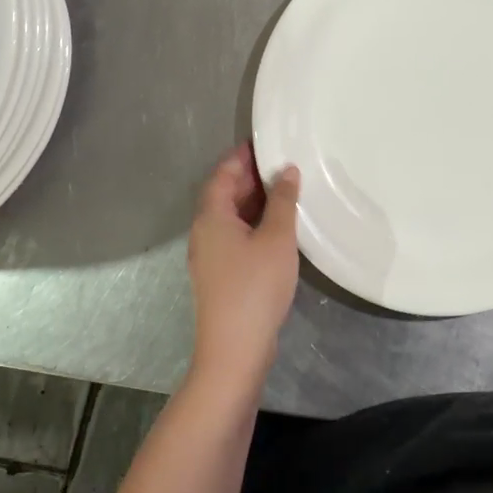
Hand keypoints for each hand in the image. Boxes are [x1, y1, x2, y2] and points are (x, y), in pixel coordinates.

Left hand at [187, 145, 299, 385]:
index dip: (242, 156)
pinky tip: (279, 225)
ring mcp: (211, 256)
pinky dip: (255, 222)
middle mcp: (204, 232)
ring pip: (231, 216)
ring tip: (287, 188)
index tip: (266, 141)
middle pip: (224, 194)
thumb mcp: (277, 238)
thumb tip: (286, 170)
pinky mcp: (221, 275)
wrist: (235, 351)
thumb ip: (283, 200)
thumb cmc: (255, 287)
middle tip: (283, 161)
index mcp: (211, 217)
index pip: (222, 174)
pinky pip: (236, 235)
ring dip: (255, 200)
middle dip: (250, 176)